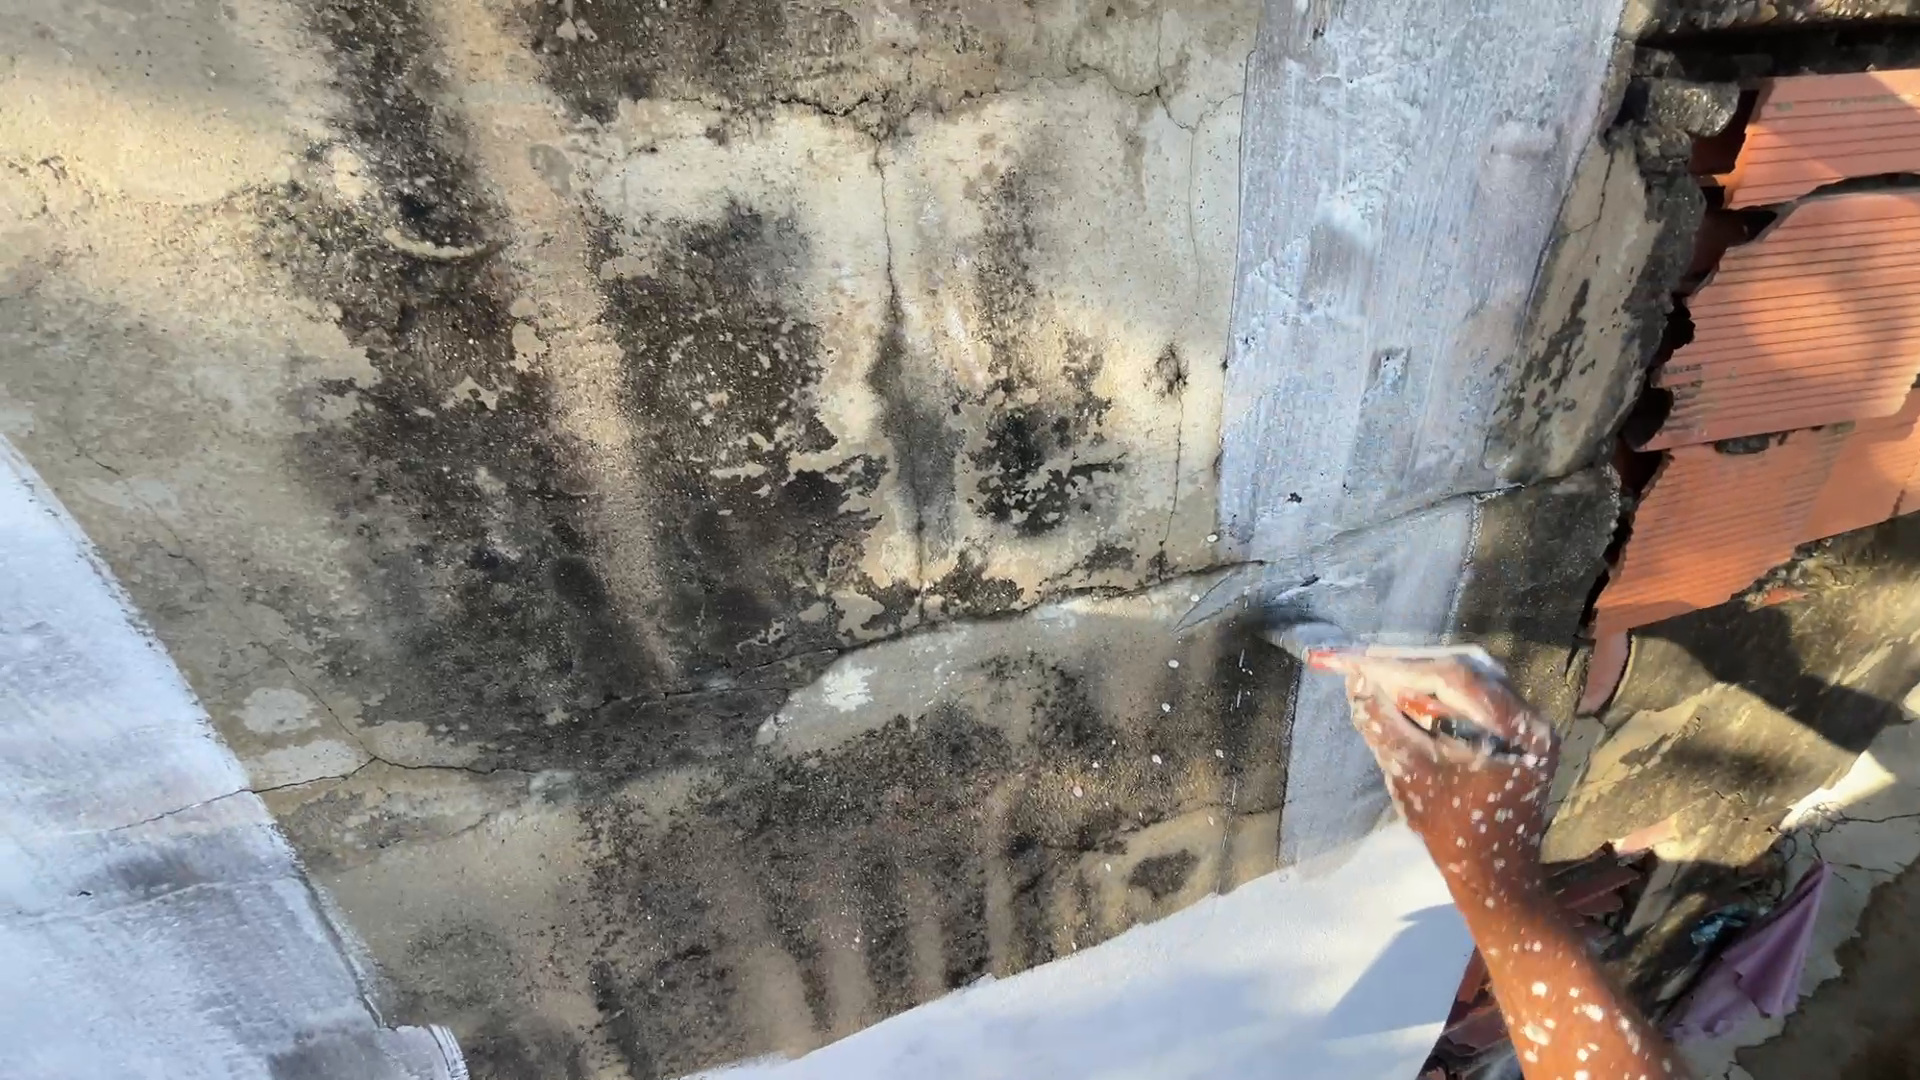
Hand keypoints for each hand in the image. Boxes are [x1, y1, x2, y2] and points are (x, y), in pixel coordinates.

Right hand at [1309, 647, 1556, 897]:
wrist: (1493, 871)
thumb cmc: (1451, 828)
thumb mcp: (1408, 773)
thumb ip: (1380, 721)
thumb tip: (1354, 678)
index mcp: (1516, 730)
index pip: (1453, 676)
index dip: (1399, 665)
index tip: (1357, 663)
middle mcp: (1529, 718)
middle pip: (1463, 666)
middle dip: (1409, 662)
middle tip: (1364, 663)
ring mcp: (1525, 723)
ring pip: (1468, 673)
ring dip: (1421, 671)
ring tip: (1379, 674)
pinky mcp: (1513, 730)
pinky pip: (1471, 691)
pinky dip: (1435, 687)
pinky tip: (1405, 691)